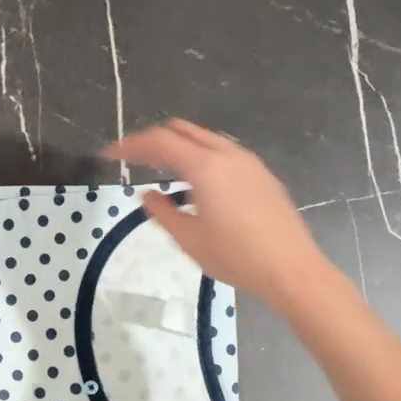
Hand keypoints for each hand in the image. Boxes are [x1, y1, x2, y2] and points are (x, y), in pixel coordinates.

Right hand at [105, 119, 328, 298]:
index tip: (109, 153)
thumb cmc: (235, 256)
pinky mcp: (261, 176)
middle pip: (183, 131)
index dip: (131, 145)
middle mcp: (228, 154)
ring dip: (179, 148)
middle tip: (132, 158)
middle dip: (154, 140)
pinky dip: (200, 158)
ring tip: (159, 169)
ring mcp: (248, 163)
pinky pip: (222, 154)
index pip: (160, 142)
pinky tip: (194, 184)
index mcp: (206, 166)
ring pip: (205, 140)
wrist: (291, 269)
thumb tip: (147, 195)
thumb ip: (162, 211)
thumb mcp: (188, 239)